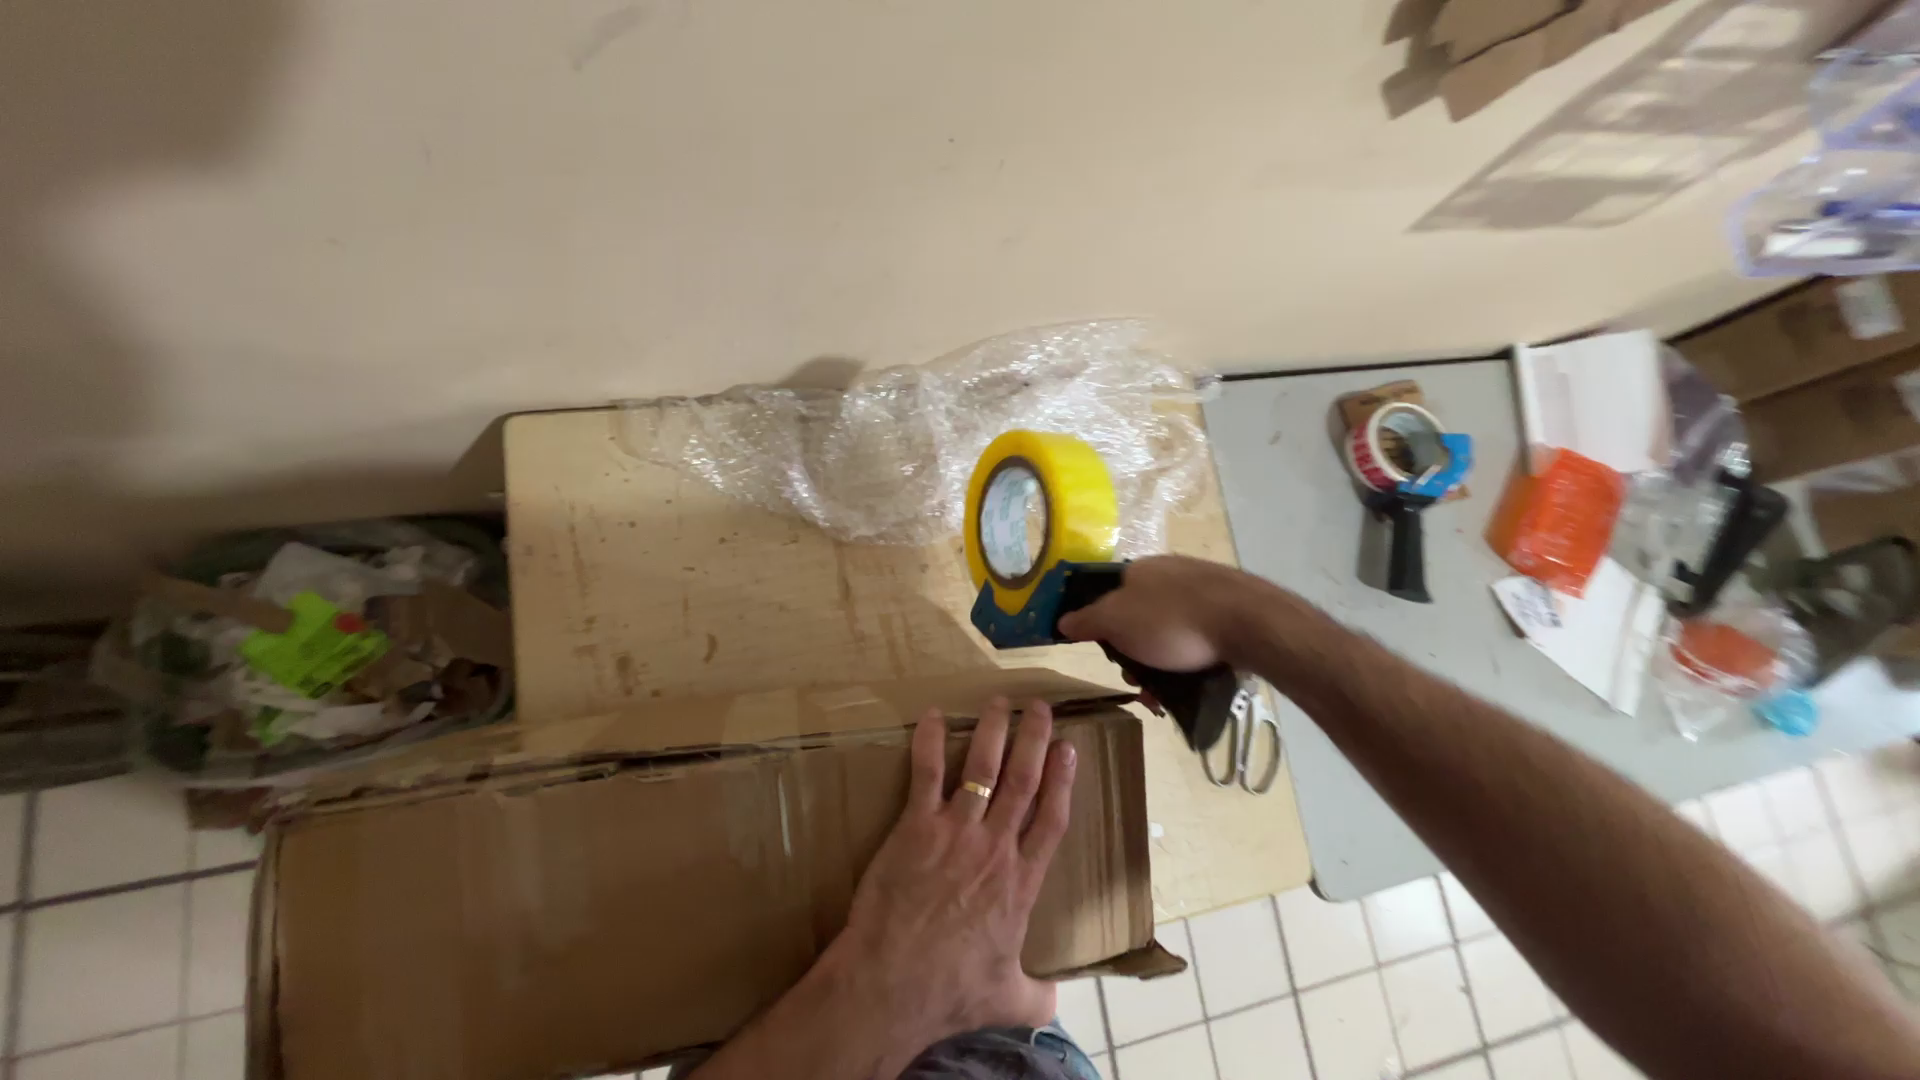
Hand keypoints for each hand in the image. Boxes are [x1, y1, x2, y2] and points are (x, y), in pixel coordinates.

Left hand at [827, 698, 1077, 1044]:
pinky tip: (931, 715)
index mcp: (1022, 882)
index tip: (1069, 749)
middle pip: (1023, 782)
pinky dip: (929, 742)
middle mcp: (996, 847)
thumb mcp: (1007, 998)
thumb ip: (1038, 996)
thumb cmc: (951, 990)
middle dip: (1034, 740)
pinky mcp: (916, 827)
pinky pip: (926, 774)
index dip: (1063, 781)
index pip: (1051, 820)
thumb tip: (1056, 1009)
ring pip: (982, 769)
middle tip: (1040, 707)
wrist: (894, 981)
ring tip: (999, 701)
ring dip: (992, 731)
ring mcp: (956, 832)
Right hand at [1056, 555, 1257, 670]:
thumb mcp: (1116, 622)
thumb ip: (1086, 621)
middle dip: (1136, 654)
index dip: (1106, 629)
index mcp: (1141, 569)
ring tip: (1166, 693)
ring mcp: (1205, 590)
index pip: (1111, 596)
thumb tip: (1061, 620)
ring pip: (1172, 632)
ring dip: (1163, 664)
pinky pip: (1202, 637)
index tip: (1111, 657)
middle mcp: (1172, 573)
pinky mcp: (1233, 609)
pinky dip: (1192, 659)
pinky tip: (1195, 681)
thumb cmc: (1172, 620)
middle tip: (1141, 683)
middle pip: (1141, 618)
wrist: (1248, 622)